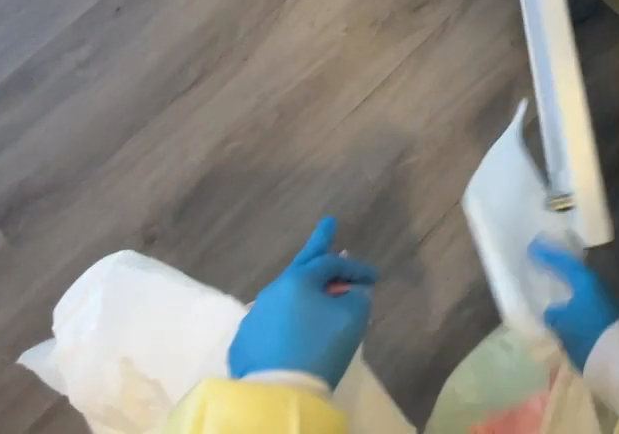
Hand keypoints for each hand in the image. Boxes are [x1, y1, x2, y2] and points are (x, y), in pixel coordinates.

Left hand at [228, 217, 377, 387]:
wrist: (278, 396)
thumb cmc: (320, 349)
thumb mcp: (352, 320)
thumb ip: (357, 298)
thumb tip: (351, 294)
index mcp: (299, 281)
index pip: (331, 264)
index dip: (355, 269)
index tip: (373, 279)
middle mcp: (273, 291)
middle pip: (302, 264)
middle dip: (319, 243)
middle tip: (328, 223)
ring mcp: (255, 317)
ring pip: (286, 294)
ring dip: (304, 289)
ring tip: (316, 288)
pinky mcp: (245, 343)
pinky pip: (271, 321)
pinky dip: (286, 317)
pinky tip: (293, 325)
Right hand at [528, 237, 618, 367]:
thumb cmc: (588, 337)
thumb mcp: (563, 326)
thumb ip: (554, 315)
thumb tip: (552, 310)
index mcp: (585, 279)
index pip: (563, 261)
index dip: (547, 254)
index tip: (533, 247)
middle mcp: (598, 283)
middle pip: (576, 271)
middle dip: (561, 269)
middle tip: (545, 265)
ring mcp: (608, 299)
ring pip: (583, 287)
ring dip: (570, 287)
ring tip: (554, 289)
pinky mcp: (612, 315)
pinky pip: (589, 301)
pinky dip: (577, 301)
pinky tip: (568, 308)